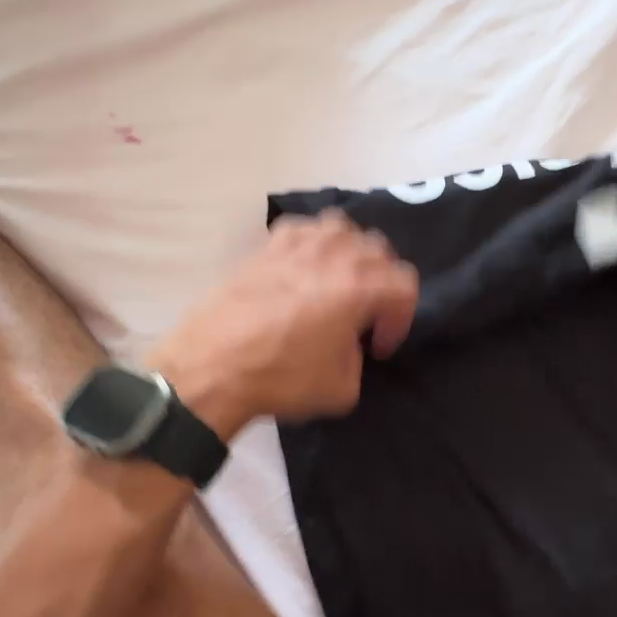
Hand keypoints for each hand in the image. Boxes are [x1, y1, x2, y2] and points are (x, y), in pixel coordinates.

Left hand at [148, 211, 418, 431]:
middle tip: (367, 314)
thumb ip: (358, 359)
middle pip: (378, 250)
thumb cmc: (282, 380)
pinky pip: (302, 229)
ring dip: (351, 253)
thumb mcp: (342, 388)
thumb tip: (348, 346)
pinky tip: (305, 268)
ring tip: (341, 281)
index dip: (401, 318)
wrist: (211, 369)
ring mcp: (296, 247)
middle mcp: (333, 257)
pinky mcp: (264, 249)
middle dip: (382, 282)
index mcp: (360, 289)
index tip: (378, 346)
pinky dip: (313, 244)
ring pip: (342, 228)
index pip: (404, 286)